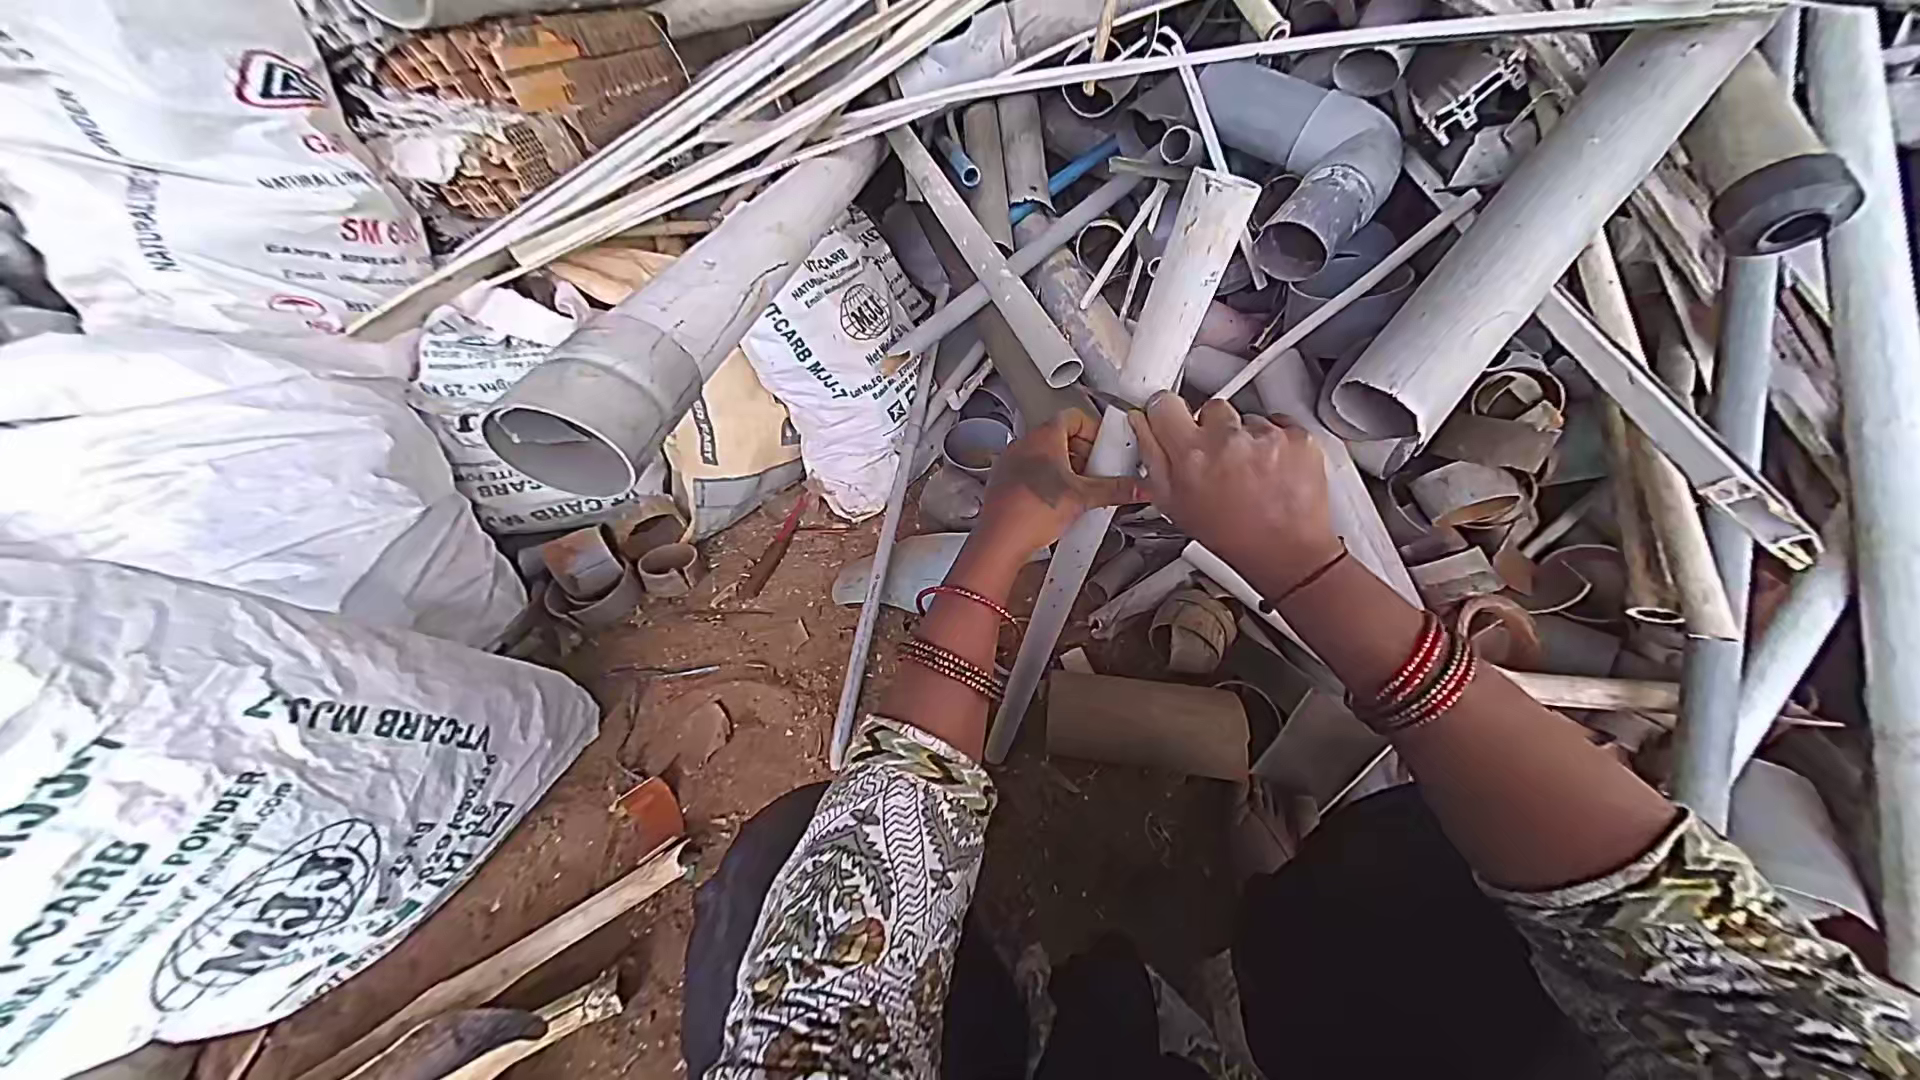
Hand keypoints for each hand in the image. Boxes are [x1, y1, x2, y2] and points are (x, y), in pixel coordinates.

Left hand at [977, 408, 1144, 554]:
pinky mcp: (1004, 483)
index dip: (1095, 431)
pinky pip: (1030, 474)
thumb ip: (1116, 489)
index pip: (1074, 416)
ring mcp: (1011, 463)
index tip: (1105, 448)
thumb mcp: (1084, 498)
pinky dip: (1047, 483)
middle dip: (1083, 454)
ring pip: (1045, 456)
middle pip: (1061, 437)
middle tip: (1096, 471)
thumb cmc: (1031, 512)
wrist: (1001, 539)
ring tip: (1078, 490)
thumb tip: (1135, 488)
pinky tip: (1057, 503)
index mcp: (1043, 436)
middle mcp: (1023, 445)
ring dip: (1065, 469)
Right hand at [1129, 392, 1340, 590]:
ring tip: (1244, 471)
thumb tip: (1141, 424)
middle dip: (1208, 428)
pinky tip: (1266, 469)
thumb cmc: (1230, 535)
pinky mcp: (1296, 436)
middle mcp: (1227, 439)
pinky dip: (1271, 442)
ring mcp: (1265, 436)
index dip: (1165, 413)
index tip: (1169, 420)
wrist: (1286, 550)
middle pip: (1207, 407)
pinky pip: (1276, 425)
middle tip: (1213, 459)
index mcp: (1190, 454)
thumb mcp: (1171, 504)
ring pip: (1243, 417)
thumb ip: (1151, 456)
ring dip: (1241, 437)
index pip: (1164, 404)